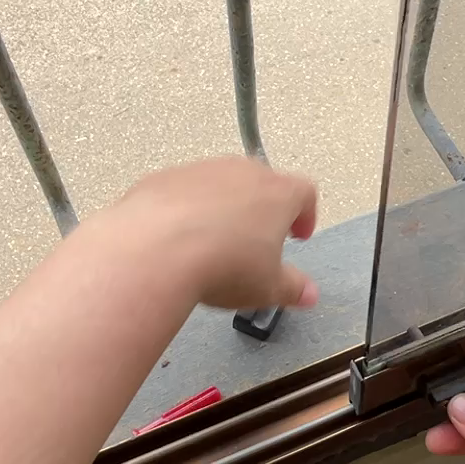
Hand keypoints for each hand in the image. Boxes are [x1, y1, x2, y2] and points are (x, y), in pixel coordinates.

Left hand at [106, 157, 319, 310]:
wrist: (155, 250)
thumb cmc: (224, 265)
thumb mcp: (267, 287)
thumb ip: (293, 288)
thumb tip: (309, 293)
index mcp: (278, 193)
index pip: (305, 192)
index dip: (305, 215)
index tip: (299, 235)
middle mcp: (243, 171)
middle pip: (263, 182)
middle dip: (263, 210)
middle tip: (258, 241)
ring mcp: (201, 170)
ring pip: (221, 184)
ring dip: (224, 207)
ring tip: (214, 242)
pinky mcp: (165, 177)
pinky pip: (184, 191)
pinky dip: (187, 210)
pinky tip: (178, 239)